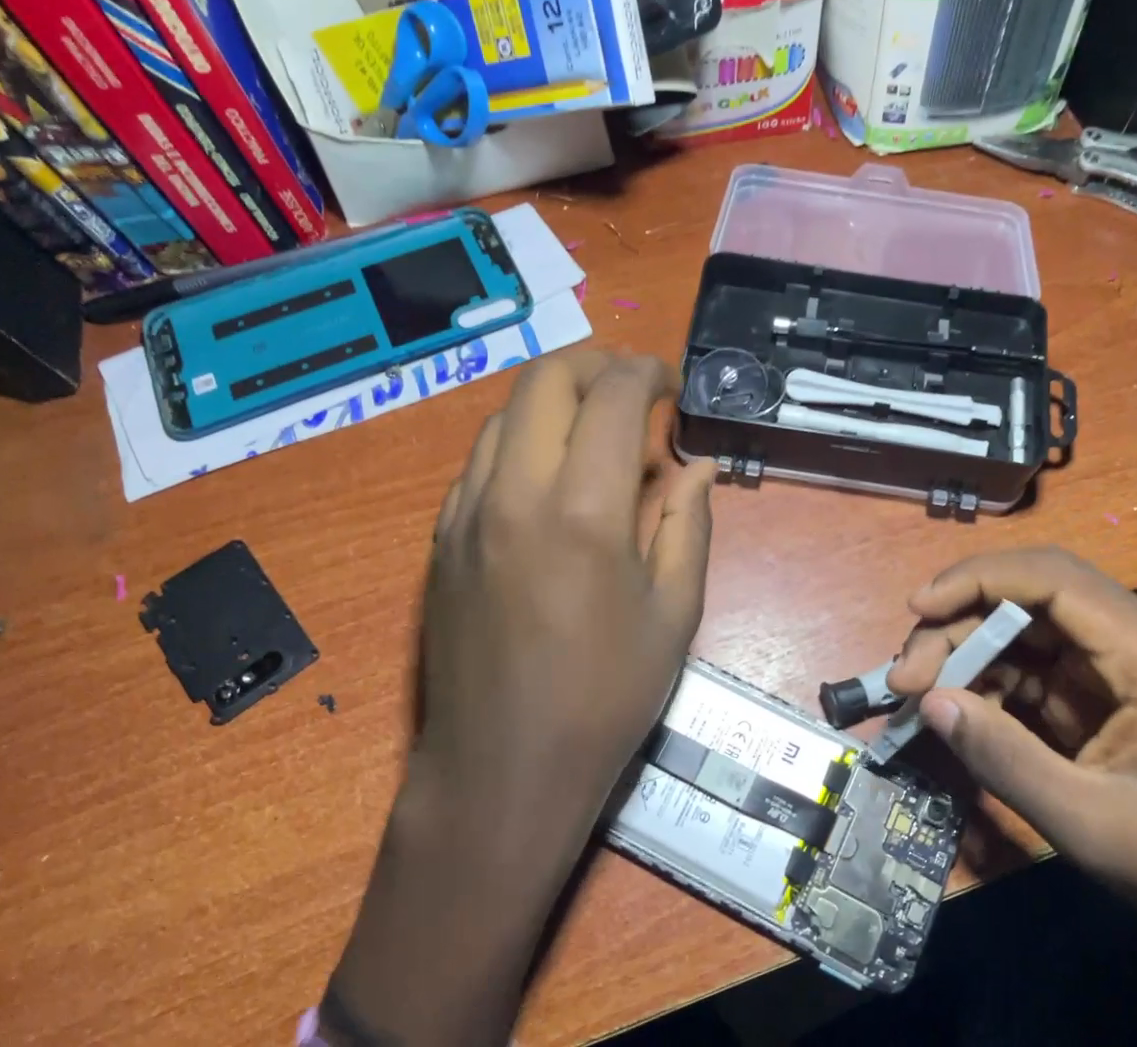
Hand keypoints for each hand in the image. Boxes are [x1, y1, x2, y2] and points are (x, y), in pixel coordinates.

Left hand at [419, 350, 715, 817]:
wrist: (503, 768)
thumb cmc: (605, 698)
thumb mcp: (675, 615)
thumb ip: (688, 525)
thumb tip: (697, 467)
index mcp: (584, 510)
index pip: (613, 395)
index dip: (649, 373)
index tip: (673, 387)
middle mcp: (514, 492)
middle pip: (545, 380)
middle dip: (597, 367)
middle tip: (635, 395)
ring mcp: (465, 513)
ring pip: (504, 413)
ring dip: (554, 403)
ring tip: (594, 438)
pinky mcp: (440, 539)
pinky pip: (478, 461)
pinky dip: (519, 443)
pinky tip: (547, 482)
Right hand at [885, 548, 1136, 950]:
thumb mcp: (1092, 823)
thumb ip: (1007, 759)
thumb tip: (930, 702)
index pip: (1050, 578)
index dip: (975, 580)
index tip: (916, 609)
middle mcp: (1131, 641)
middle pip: (1028, 601)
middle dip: (958, 629)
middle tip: (905, 682)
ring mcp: (1117, 670)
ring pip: (1023, 635)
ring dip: (967, 659)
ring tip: (919, 700)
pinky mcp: (1104, 699)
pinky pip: (1034, 675)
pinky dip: (991, 690)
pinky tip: (960, 718)